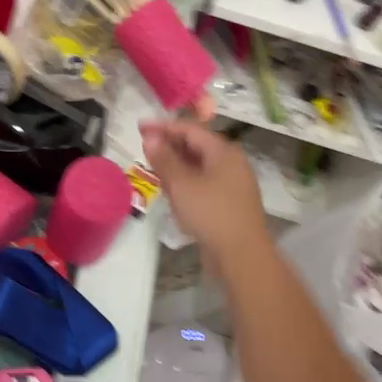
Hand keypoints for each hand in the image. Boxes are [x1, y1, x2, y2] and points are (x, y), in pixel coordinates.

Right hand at [141, 119, 266, 251]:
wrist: (241, 254)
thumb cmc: (210, 213)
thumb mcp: (181, 185)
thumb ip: (164, 159)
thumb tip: (150, 138)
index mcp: (223, 152)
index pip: (190, 129)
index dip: (163, 127)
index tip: (140, 127)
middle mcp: (231, 162)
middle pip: (197, 145)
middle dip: (170, 144)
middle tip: (144, 147)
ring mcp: (233, 183)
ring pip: (200, 165)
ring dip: (177, 163)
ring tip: (154, 167)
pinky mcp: (230, 201)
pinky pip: (204, 181)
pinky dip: (187, 180)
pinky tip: (173, 190)